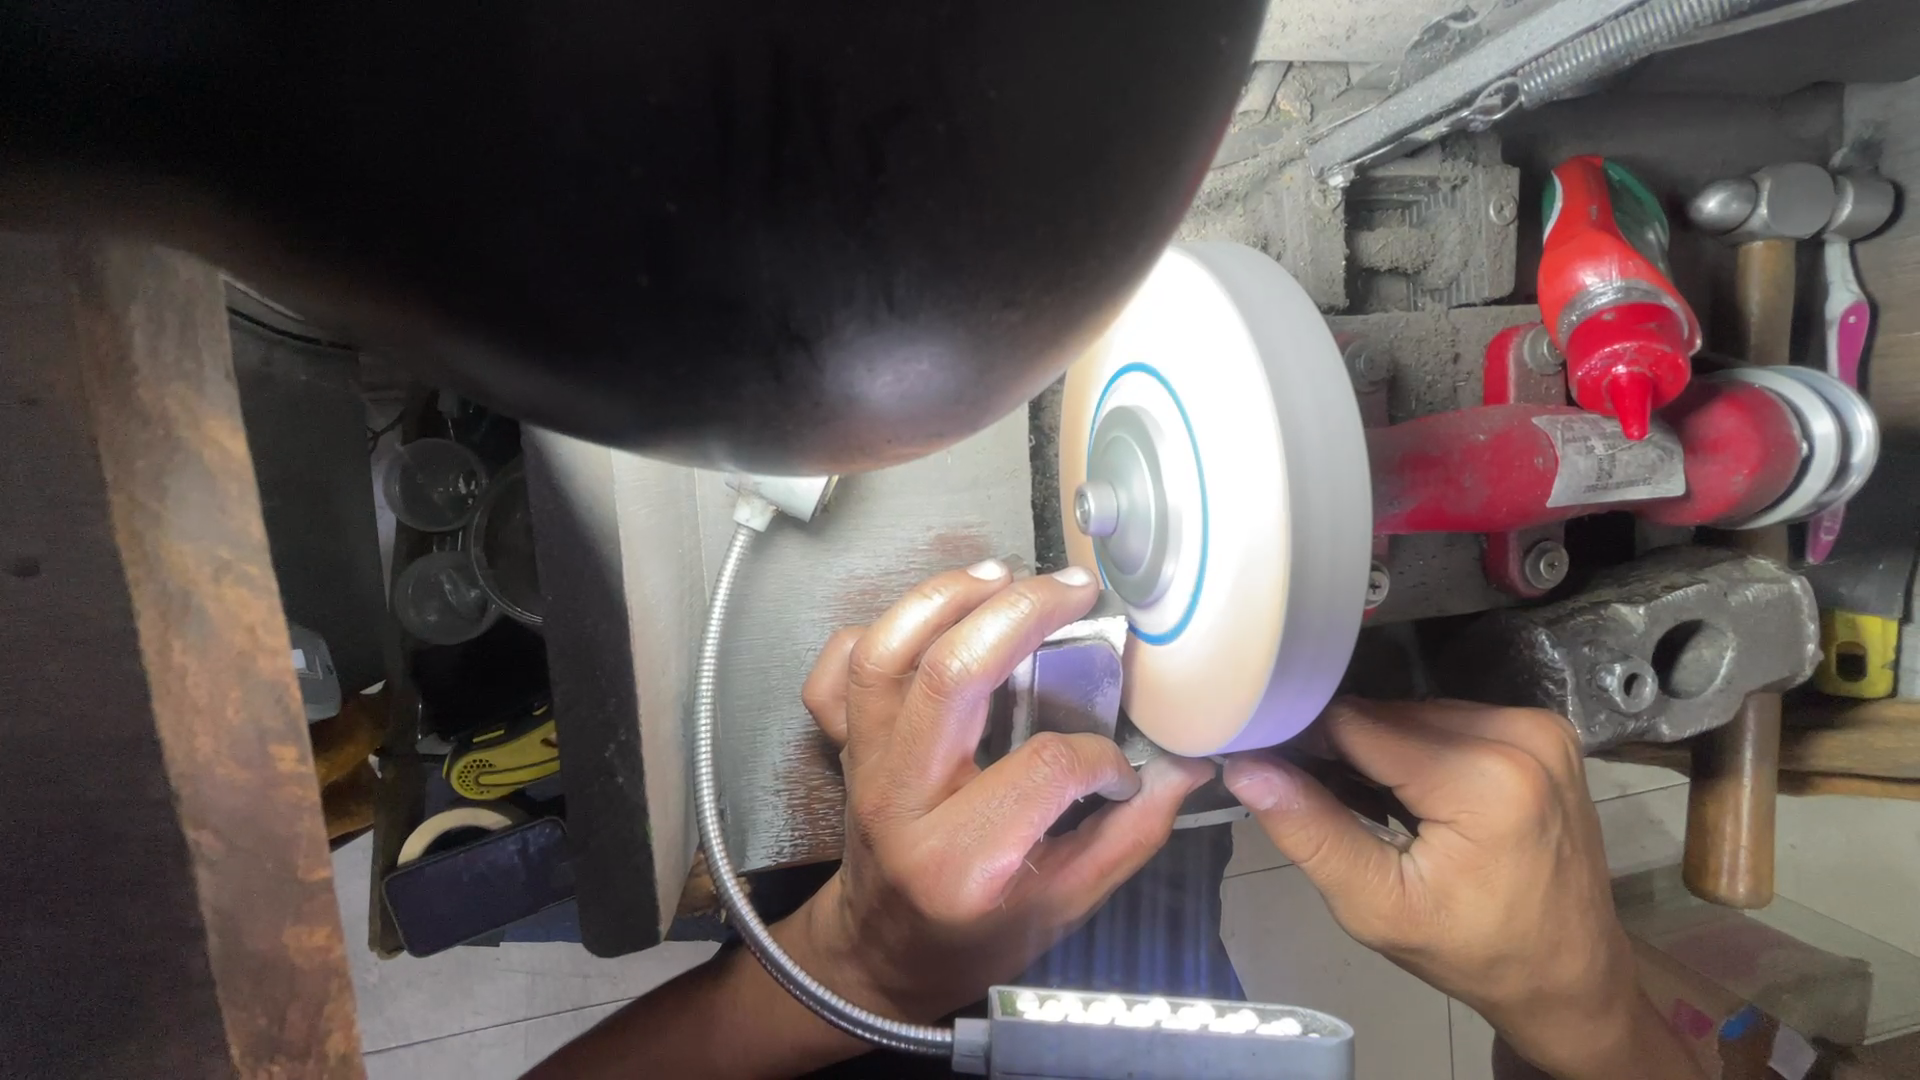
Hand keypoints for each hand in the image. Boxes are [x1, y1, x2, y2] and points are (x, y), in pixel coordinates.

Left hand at [780, 560, 1211, 1022]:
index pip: (1043, 769)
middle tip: (1075, 589)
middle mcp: (901, 799)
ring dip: (943, 599)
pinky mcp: (844, 745)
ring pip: (885, 656)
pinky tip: (926, 622)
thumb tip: (1187, 766)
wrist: (880, 954)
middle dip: (1021, 615)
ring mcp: (864, 765)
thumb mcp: (1063, 908)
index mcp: (962, 858)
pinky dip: (873, 632)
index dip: (1099, 756)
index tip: (1121, 766)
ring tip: (1001, 575)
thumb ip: (1128, 835)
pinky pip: (836, 672)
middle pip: (951, 677)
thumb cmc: (976, 939)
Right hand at [1223, 700, 1651, 1079]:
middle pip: (1380, 713)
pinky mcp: (1538, 730)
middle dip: (1342, 750)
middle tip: (1330, 802)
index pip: (1350, 722)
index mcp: (1484, 777)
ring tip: (1372, 802)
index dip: (1304, 744)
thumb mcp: (1376, 907)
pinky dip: (1411, 746)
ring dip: (1374, 747)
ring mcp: (1536, 727)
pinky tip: (1410, 788)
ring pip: (1405, 711)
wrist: (1572, 979)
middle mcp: (1518, 733)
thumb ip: (1309, 831)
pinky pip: (1440, 717)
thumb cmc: (1472, 951)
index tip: (1280, 776)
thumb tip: (1243, 766)